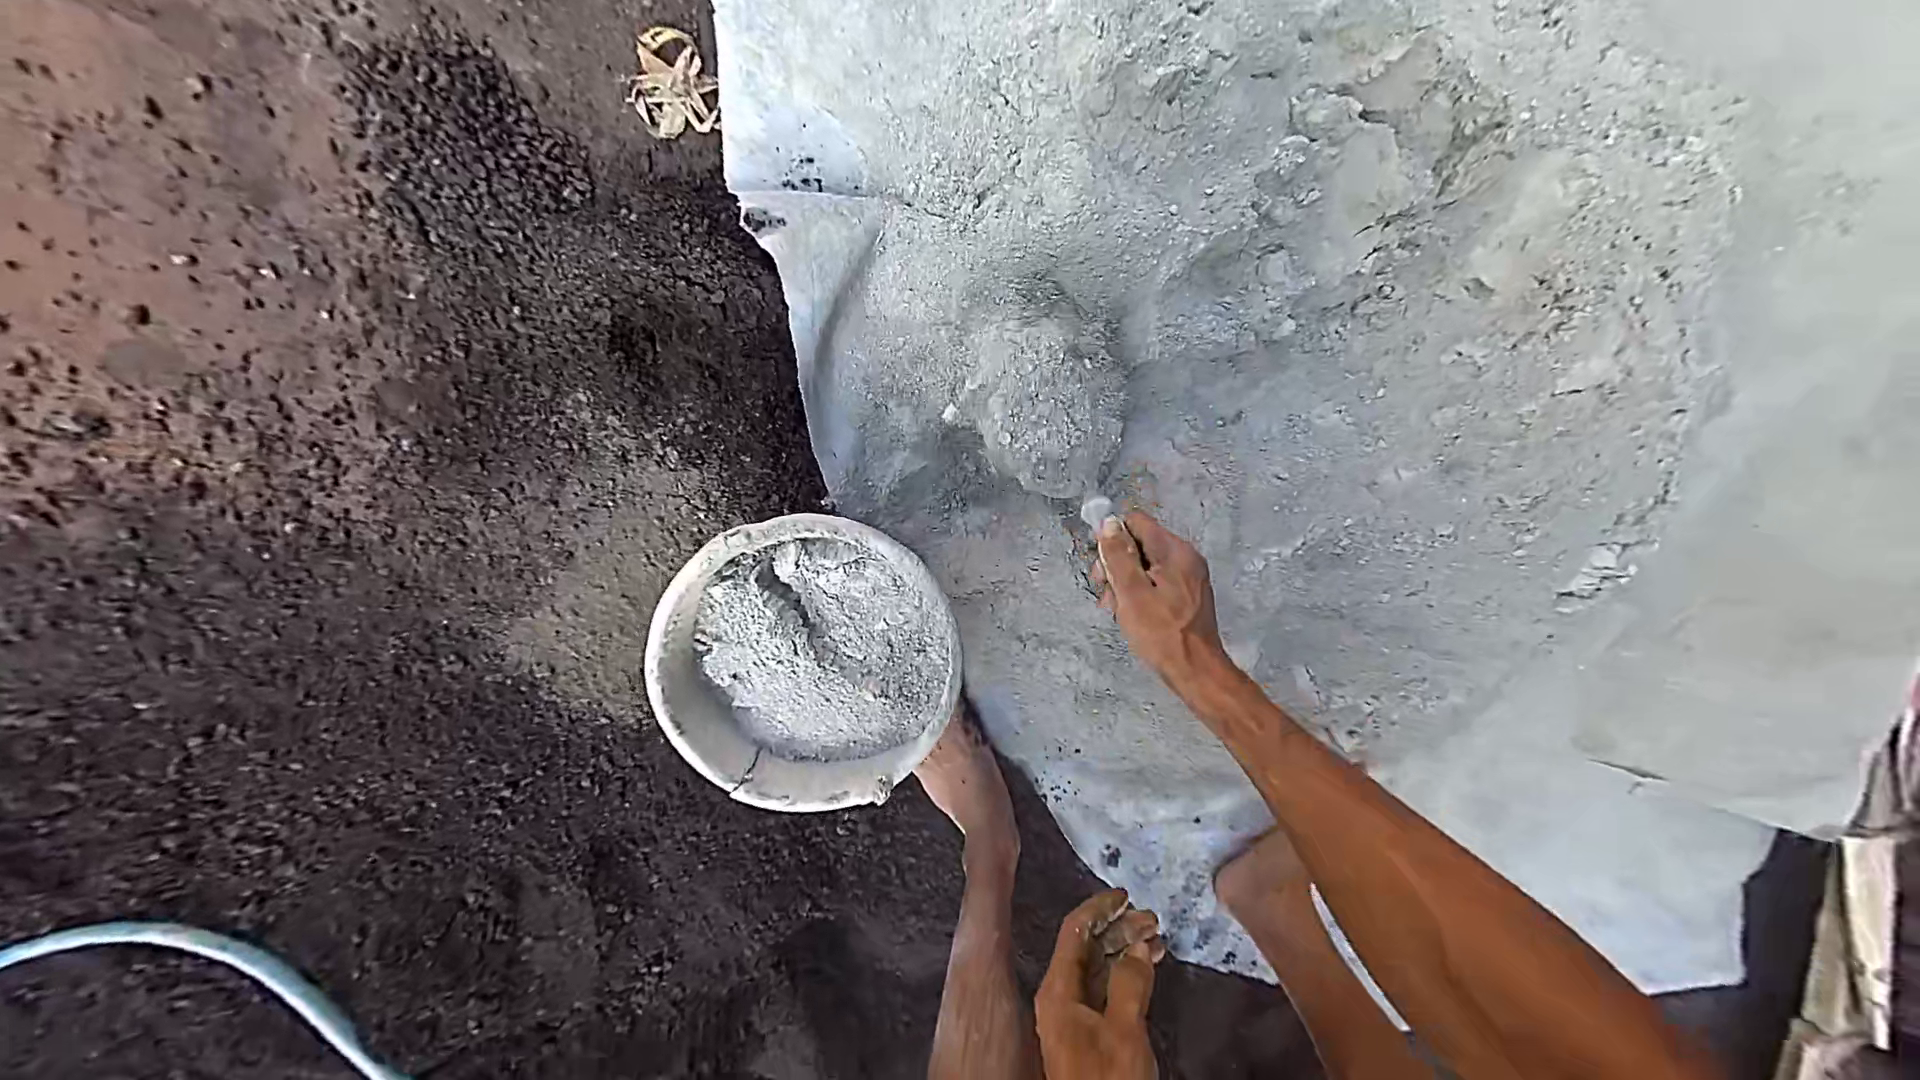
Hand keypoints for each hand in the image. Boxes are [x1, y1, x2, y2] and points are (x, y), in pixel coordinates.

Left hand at [1035, 889, 1164, 1079]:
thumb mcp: (1124, 1032)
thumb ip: (1130, 982)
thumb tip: (1138, 945)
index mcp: (1056, 988)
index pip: (1074, 929)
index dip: (1100, 907)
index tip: (1126, 896)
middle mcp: (1058, 995)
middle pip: (1086, 946)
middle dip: (1119, 928)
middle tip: (1152, 920)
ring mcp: (1071, 1015)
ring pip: (1097, 967)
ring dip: (1126, 950)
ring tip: (1157, 938)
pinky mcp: (1085, 1033)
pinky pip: (1103, 989)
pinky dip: (1125, 974)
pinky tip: (1148, 966)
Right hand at [1091, 513, 1229, 689]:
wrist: (1194, 670)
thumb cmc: (1161, 633)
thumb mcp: (1131, 592)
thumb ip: (1118, 555)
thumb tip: (1108, 523)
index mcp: (1174, 551)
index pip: (1136, 522)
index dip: (1112, 538)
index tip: (1101, 565)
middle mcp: (1185, 557)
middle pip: (1139, 542)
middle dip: (1116, 564)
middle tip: (1106, 591)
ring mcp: (1188, 576)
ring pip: (1144, 564)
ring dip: (1124, 581)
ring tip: (1117, 607)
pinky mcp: (1187, 594)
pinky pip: (1155, 581)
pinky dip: (1139, 592)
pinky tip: (1131, 612)